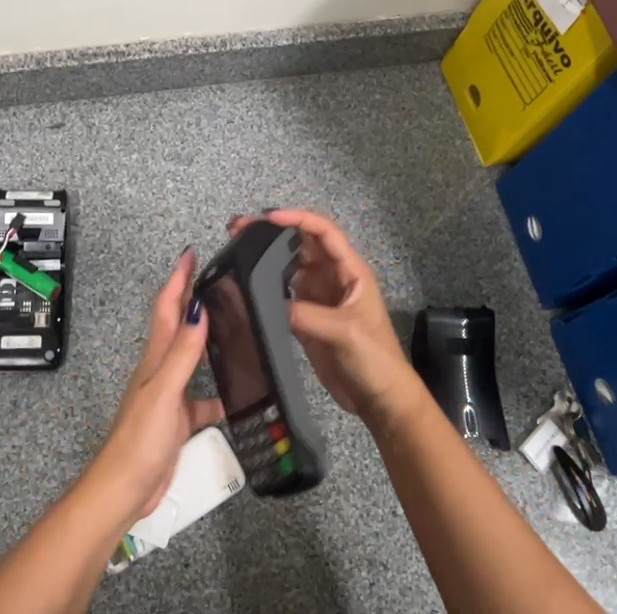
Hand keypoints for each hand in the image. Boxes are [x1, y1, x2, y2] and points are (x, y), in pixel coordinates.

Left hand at [87, 248, 225, 520]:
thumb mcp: (164, 391)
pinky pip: (203, 399)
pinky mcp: (179, 419)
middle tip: (215, 278)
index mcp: (155, 357)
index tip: (190, 254)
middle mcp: (161, 370)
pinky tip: (238, 397)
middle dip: (193, 299)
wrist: (125, 487)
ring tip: (233, 324)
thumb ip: (182, 352)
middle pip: (179, 325)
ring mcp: (169, 394)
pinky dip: (220, 393)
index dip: (177, 279)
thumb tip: (199, 310)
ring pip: (192, 358)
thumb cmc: (140, 438)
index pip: (167, 308)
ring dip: (208, 338)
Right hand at [229, 209, 421, 428]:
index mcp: (351, 271)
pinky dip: (265, 287)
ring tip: (236, 250)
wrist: (380, 399)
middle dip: (273, 233)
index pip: (323, 232)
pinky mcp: (307, 318)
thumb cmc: (374, 358)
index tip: (268, 217)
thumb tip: (265, 303)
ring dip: (265, 257)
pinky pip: (282, 294)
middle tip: (239, 229)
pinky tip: (245, 285)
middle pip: (301, 244)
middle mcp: (333, 277)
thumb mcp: (344, 331)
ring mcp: (319, 297)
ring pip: (289, 267)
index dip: (297, 218)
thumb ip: (305, 315)